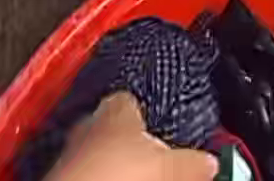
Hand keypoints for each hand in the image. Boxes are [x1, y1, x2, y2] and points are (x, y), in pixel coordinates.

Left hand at [43, 93, 216, 180]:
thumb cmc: (117, 174)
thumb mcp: (167, 167)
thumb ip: (192, 162)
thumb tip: (211, 163)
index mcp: (117, 107)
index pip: (134, 100)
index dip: (150, 117)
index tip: (164, 132)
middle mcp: (91, 122)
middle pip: (117, 129)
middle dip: (132, 147)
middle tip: (153, 163)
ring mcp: (72, 154)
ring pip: (100, 156)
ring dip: (114, 167)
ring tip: (133, 177)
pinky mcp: (62, 177)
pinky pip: (88, 174)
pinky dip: (99, 177)